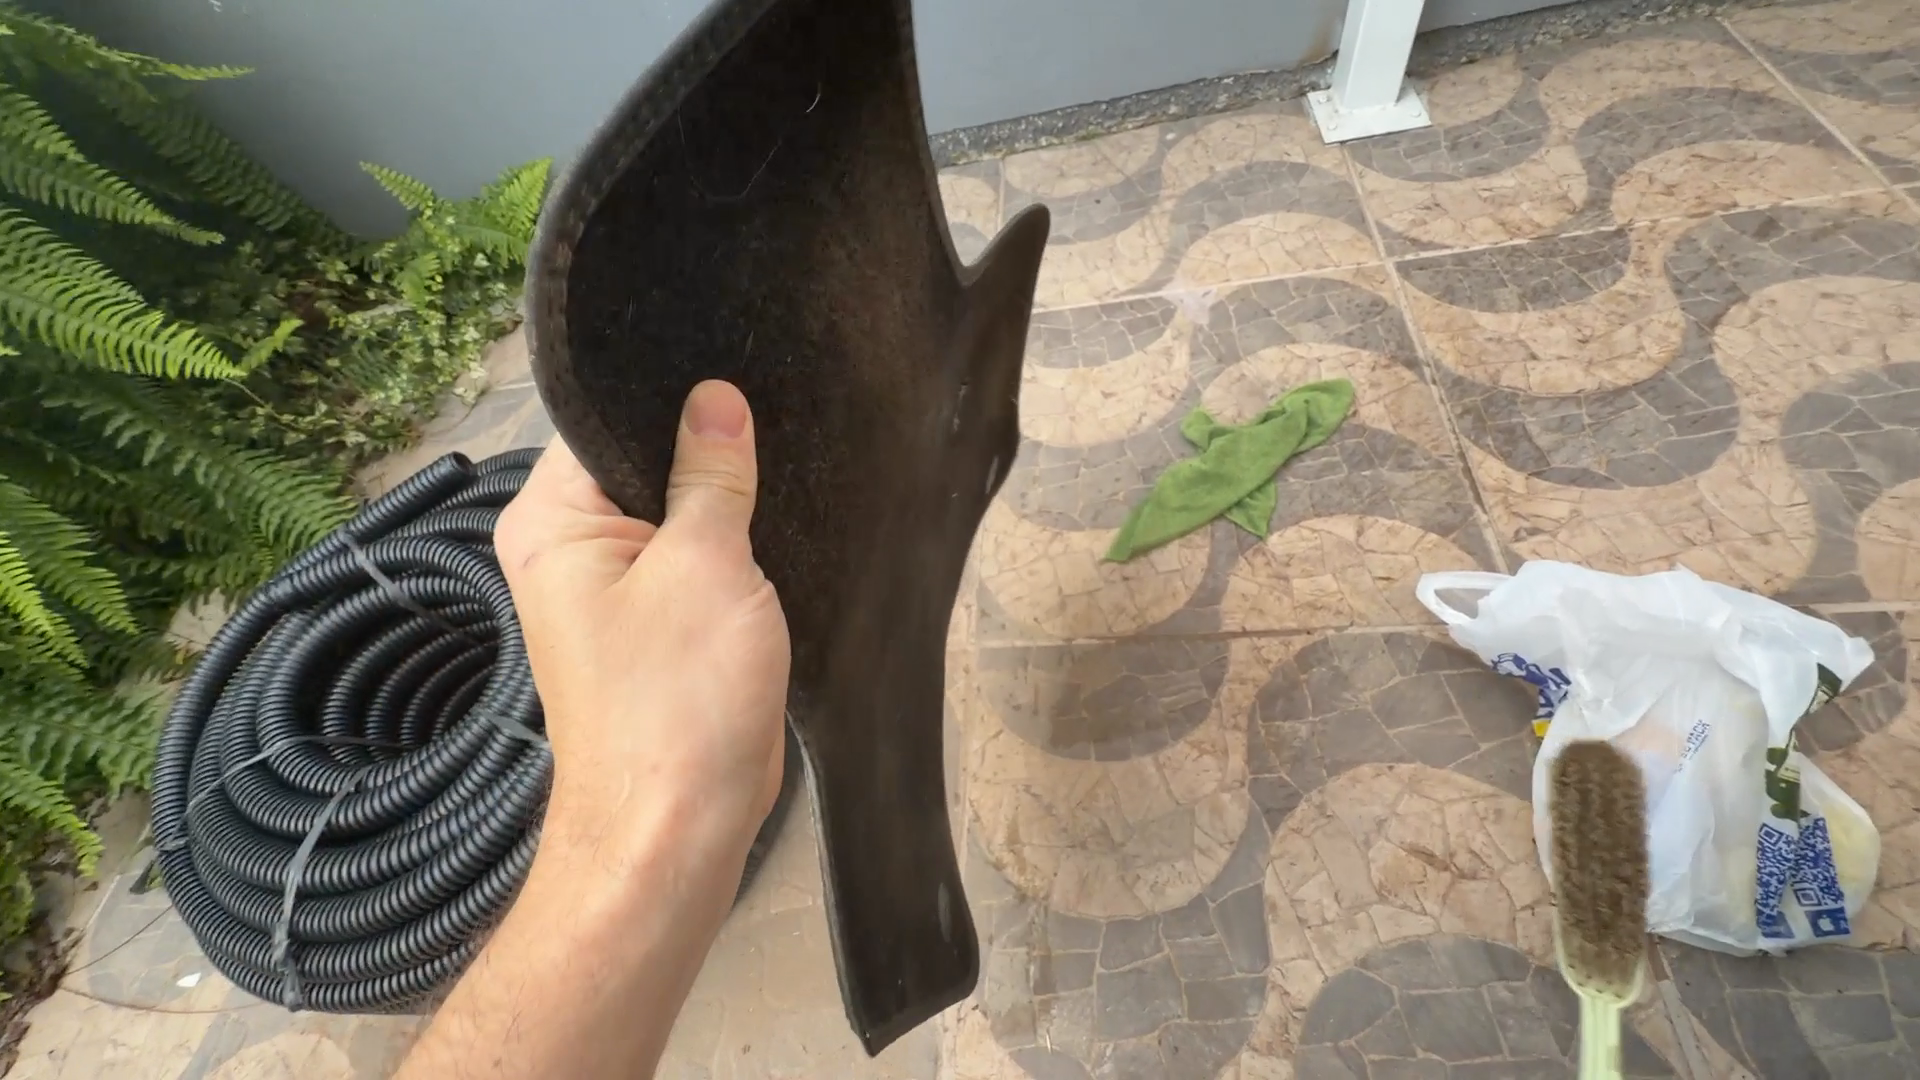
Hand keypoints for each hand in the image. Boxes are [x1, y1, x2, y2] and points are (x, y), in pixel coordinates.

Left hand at [494, 380, 789, 881]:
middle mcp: (577, 549)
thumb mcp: (705, 565)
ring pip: (680, 512)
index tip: (737, 363)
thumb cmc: (681, 691)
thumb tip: (714, 396)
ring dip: (727, 496)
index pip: (606, 424)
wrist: (682, 822)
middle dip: (709, 444)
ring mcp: (622, 589)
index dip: (671, 393)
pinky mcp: (665, 622)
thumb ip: (710, 476)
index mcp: (556, 522)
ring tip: (790, 448)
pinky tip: (780, 512)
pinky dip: (735, 539)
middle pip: (646, 465)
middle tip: (780, 400)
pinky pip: (699, 557)